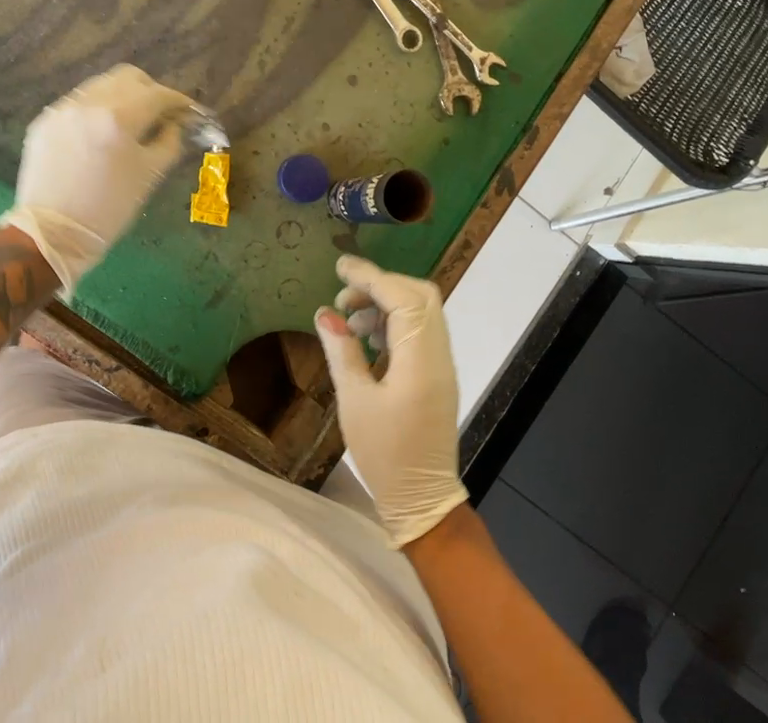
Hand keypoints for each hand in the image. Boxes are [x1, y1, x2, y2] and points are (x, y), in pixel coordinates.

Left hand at [0, 64, 195, 298]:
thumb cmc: (108, 210)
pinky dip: (94, 112)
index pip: (157, 94)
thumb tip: (175, 123)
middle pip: (128, 78)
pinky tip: (98, 136)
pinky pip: (76, 104)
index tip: (187, 111)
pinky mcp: (43, 122)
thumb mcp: (148, 176)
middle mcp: (88, 104)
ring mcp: (62, 110)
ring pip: (100, 86)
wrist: (52, 234)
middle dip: (149, 91)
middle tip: (158, 115)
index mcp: (118, 119)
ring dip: (120, 98)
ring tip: (127, 124)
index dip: (177, 101)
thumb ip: (168, 141)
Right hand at [314, 255, 469, 547]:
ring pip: (423, 312)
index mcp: (420, 360)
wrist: (422, 498)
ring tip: (349, 322)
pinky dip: (395, 324)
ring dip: (387, 304)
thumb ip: (341, 351)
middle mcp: (438, 355)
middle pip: (420, 296)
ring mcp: (442, 365)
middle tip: (344, 298)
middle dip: (381, 285)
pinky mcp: (437, 376)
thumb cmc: (384, 453)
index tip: (339, 268)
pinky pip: (422, 333)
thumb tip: (325, 313)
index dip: (370, 277)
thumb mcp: (354, 401)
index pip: (402, 298)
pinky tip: (366, 340)